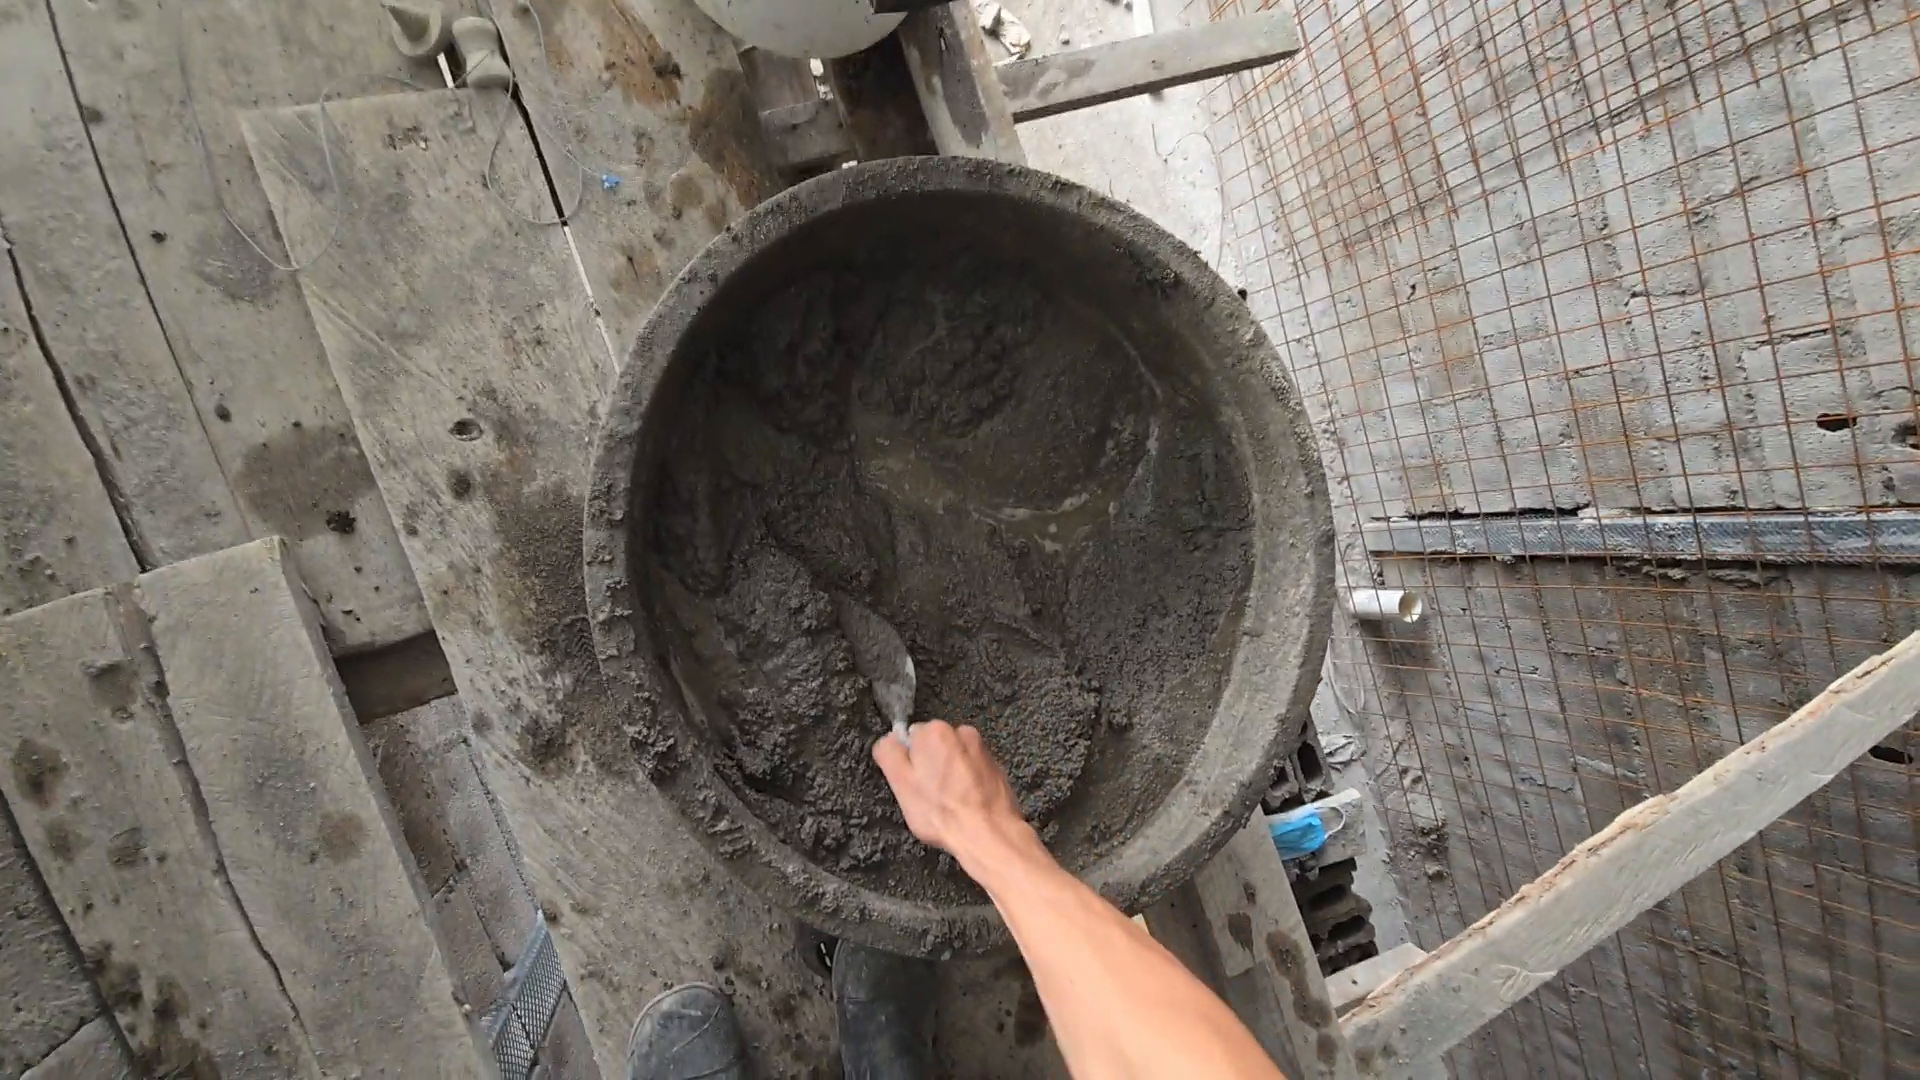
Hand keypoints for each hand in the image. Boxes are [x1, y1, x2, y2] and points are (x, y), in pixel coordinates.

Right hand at [872, 720, 1031, 865]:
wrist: (989, 833)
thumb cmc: (944, 812)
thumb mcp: (901, 783)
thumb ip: (889, 753)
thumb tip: (888, 740)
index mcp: (935, 731)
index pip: (910, 738)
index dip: (908, 762)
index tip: (912, 782)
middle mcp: (962, 732)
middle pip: (934, 746)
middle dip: (930, 766)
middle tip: (929, 795)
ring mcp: (982, 749)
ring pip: (954, 759)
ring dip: (949, 775)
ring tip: (949, 803)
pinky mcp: (995, 767)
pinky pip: (972, 771)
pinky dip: (967, 783)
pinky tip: (965, 804)